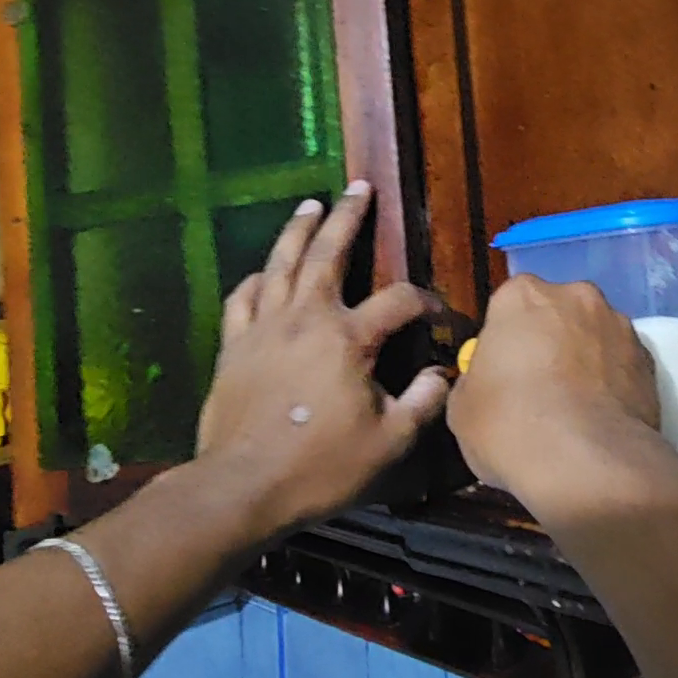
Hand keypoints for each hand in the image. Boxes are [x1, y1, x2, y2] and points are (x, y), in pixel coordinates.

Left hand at [194, 182, 449, 539]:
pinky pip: (243, 298)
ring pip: (281, 263)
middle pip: (328, 253)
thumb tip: (443, 373)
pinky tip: (263, 273)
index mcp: (348, 338)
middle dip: (347, 217)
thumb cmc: (321, 466)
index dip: (428, 302)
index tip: (442, 316)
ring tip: (310, 204)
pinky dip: (256, 279)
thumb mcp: (391, 441)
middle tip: (358, 188)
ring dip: (298, 230)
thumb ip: (424, 401)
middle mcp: (306, 318)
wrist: (241, 489)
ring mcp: (265, 328)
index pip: (400, 301)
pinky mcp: (234, 346)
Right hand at [447, 275, 661, 498]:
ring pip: (594, 334)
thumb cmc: (509, 425)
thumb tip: (488, 381)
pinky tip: (602, 416)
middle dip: (551, 339)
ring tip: (577, 406)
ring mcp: (619, 324)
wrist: (584, 461)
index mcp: (523, 296)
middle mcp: (576, 296)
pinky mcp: (649, 357)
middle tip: (541, 385)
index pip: (510, 305)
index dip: (507, 338)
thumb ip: (477, 379)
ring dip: (586, 357)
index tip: (504, 371)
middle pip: (558, 312)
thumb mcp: (463, 407)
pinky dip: (613, 380)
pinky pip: (621, 363)